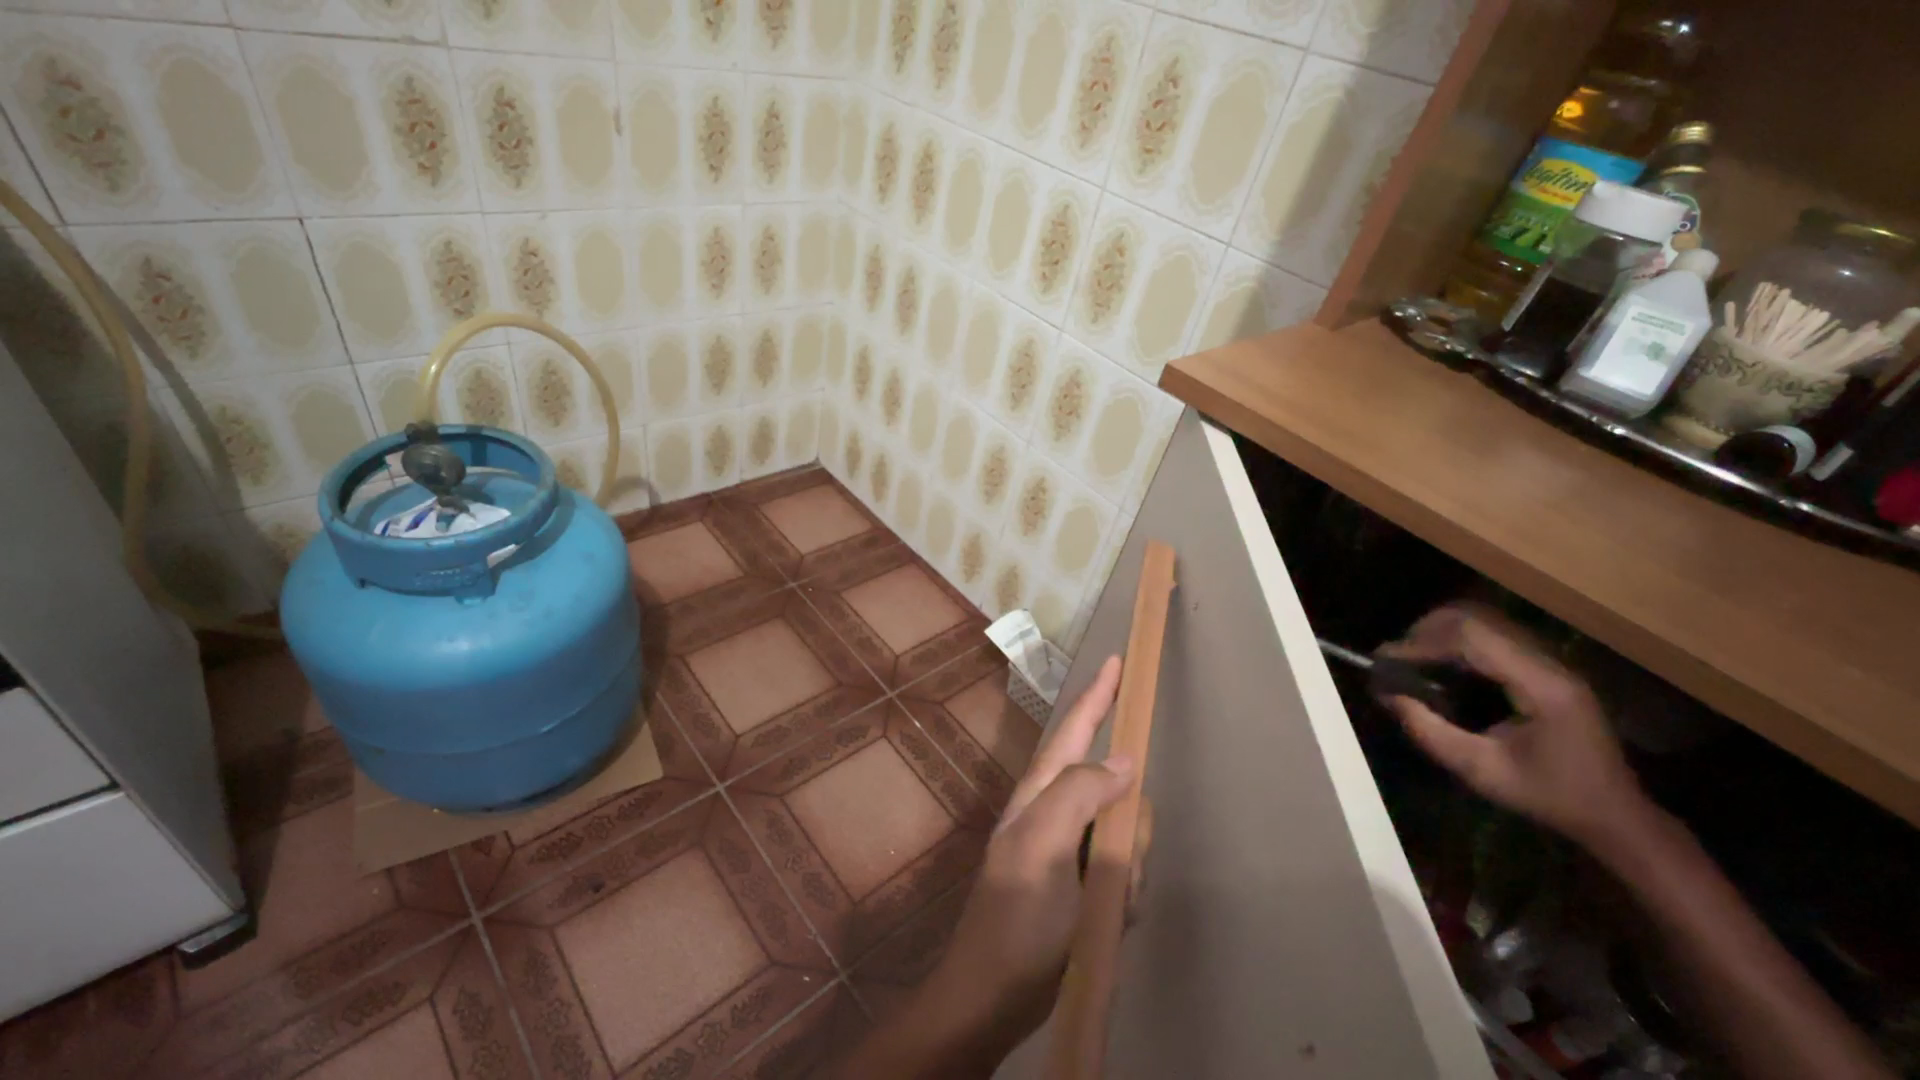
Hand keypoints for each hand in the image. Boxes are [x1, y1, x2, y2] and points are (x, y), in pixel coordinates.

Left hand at [843, 656, 1138, 1077]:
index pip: (1073, 731)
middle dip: (1131, 830)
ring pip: (1125, 836)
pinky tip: (1107, 923)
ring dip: (1128, 873)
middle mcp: (1054, 814)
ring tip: (1106, 909)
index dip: (1097, 695)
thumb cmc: (1016, 919)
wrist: (993, 996)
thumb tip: (1123, 761)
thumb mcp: (1045, 848)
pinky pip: (1122, 875)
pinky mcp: (1080, 888)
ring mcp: (1068, 853)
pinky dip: (1123, 897)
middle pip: (1115, 790)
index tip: (1119, 660)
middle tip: (1117, 875)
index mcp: (1039, 795)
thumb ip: (1079, 794)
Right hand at [1381, 604, 1651, 848]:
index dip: (1422, 642)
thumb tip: (1387, 696)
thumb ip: (1431, 732)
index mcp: (1539, 685)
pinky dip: (1460, 643)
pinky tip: (1442, 667)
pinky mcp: (1546, 669)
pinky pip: (1495, 638)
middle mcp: (1548, 662)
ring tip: (1412, 660)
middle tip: (1395, 658)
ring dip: (1442, 633)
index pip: (1472, 637)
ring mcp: (1550, 662)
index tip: (1384, 659)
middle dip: (1428, 630)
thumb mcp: (1481, 771)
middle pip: (1478, 619)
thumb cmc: (1550, 797)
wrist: (1614, 814)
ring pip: (1486, 623)